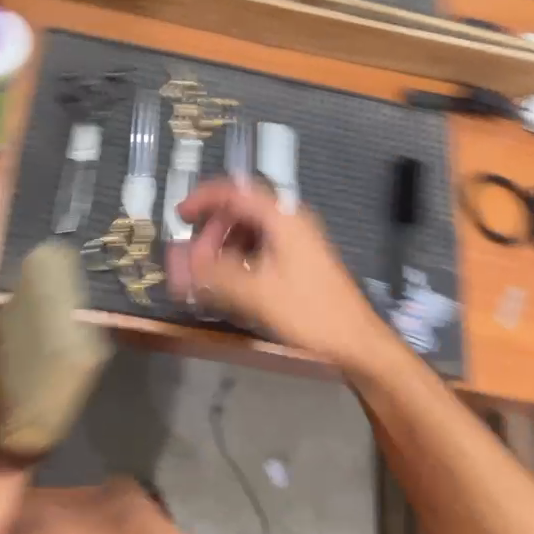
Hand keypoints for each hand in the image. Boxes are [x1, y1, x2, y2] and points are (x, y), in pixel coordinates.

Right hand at [166, 179, 388, 364]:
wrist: (357, 342)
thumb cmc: (309, 311)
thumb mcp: (254, 292)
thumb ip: (211, 272)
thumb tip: (176, 258)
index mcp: (282, 218)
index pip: (235, 190)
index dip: (203, 198)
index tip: (180, 216)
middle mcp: (290, 220)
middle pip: (240, 210)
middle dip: (212, 231)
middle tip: (195, 259)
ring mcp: (297, 240)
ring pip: (249, 230)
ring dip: (224, 247)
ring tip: (210, 275)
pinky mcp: (299, 259)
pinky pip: (261, 246)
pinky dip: (240, 258)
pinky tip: (231, 283)